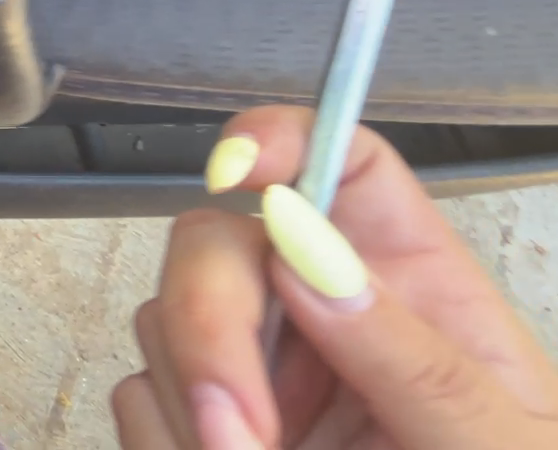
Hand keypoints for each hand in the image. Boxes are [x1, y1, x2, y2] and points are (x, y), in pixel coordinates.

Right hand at [113, 105, 557, 448]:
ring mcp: (248, 361)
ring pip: (161, 316)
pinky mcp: (194, 412)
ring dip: (193, 406)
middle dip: (207, 325)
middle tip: (236, 431)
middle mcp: (312, 308)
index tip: (235, 171)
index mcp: (410, 295)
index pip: (343, 167)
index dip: (282, 137)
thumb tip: (302, 248)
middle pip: (212, 240)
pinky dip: (167, 442)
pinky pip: (135, 391)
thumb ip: (422, 368)